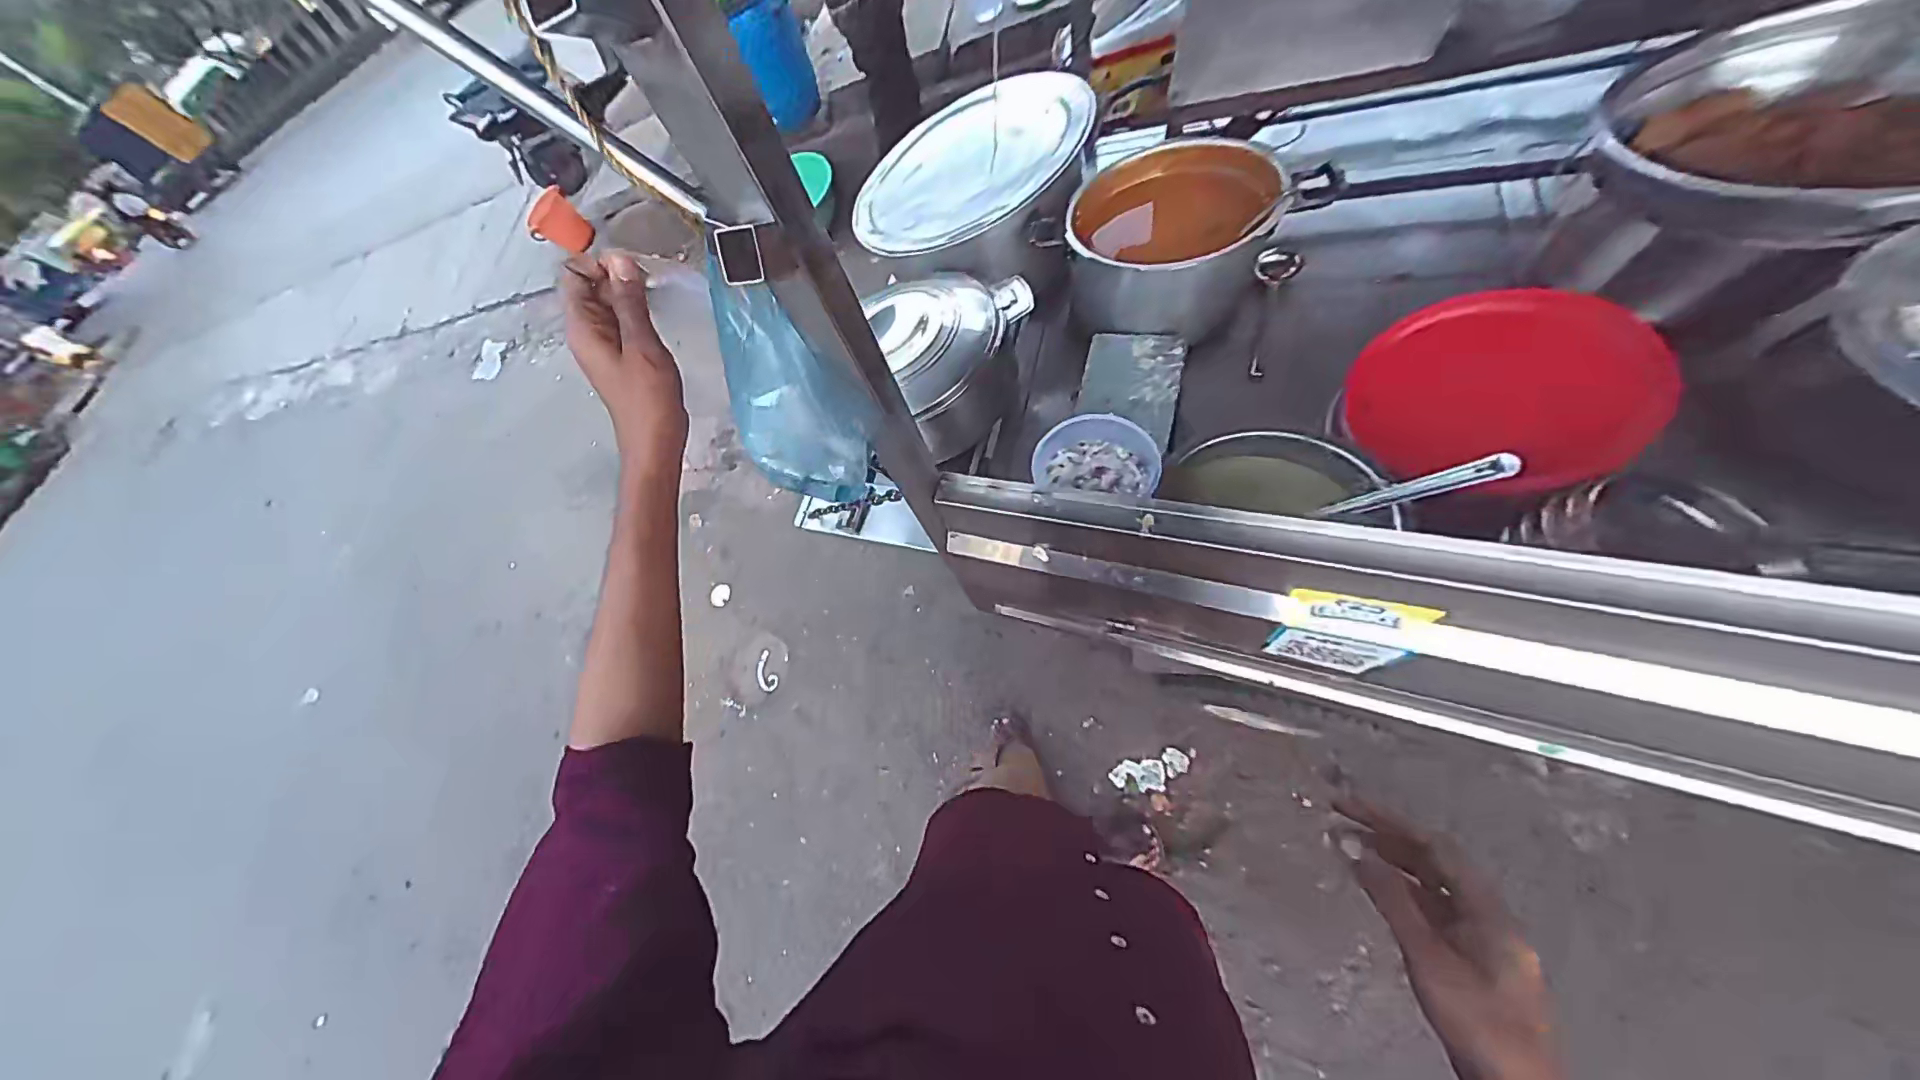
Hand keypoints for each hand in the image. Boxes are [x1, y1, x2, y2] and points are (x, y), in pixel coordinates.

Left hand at [561, 251, 688, 469]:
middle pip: (590, 287)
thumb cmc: (648, 399)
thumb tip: (620, 261)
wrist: (655, 442)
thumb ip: (630, 302)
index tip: (631, 265)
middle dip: (616, 276)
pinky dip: (635, 313)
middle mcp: (586, 333)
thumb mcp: (642, 345)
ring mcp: (603, 345)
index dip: (598, 263)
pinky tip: (654, 317)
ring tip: (654, 297)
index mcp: (582, 328)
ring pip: (608, 304)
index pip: (574, 275)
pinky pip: (621, 322)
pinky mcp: (621, 356)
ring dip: (628, 294)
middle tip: (649, 279)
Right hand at [1334, 798, 1563, 1079]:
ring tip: (1351, 844)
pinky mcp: (1471, 957)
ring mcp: (1482, 937)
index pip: (1435, 847)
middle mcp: (1489, 915)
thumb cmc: (1475, 1020)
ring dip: (1394, 860)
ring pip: (1434, 883)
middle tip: (1342, 817)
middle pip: (1436, 861)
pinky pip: (1432, 906)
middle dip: (1388, 834)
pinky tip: (1377, 887)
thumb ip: (1393, 900)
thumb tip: (1357, 850)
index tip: (1347, 805)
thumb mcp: (1427, 957)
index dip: (1390, 820)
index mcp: (1488, 910)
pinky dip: (1402, 888)